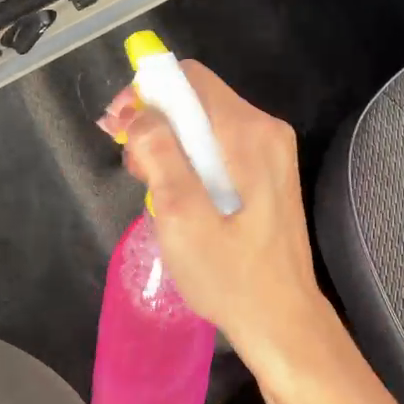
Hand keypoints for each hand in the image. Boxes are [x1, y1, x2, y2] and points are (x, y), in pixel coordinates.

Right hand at [98, 61, 330, 355]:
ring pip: (202, 123)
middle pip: (195, 99)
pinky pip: (216, 146)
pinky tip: (173, 194)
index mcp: (248, 132)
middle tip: (129, 164)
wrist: (283, 326)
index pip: (189, 78)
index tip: (120, 127)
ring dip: (167, 144)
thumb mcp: (181, 215)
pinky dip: (188, 159)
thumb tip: (139, 112)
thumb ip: (160, 155)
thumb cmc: (230, 275)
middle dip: (153, 121)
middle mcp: (264, 129)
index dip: (148, 93)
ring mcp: (269, 151)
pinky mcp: (266, 172)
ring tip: (148, 185)